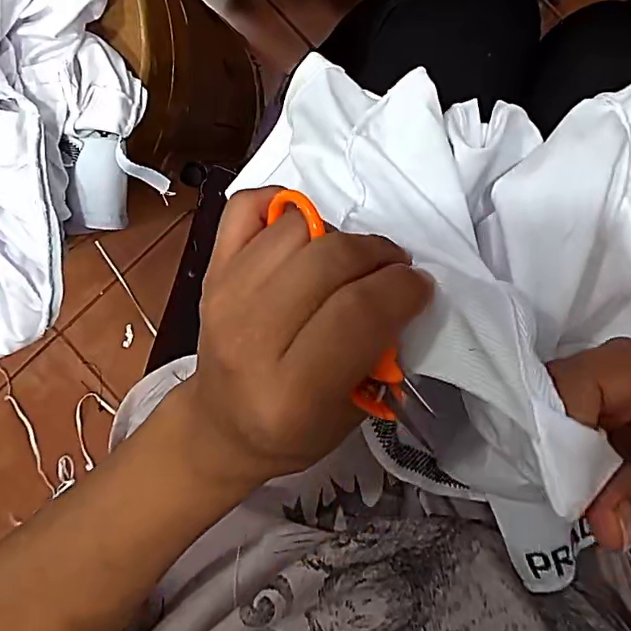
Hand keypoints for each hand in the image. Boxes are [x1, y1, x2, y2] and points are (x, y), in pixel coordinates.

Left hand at [174, 186, 432, 492]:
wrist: (222, 426)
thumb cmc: (298, 426)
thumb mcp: (355, 408)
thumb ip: (384, 346)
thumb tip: (404, 285)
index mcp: (290, 392)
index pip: (358, 311)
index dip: (402, 287)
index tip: (419, 285)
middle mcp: (249, 340)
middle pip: (330, 259)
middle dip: (379, 255)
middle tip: (393, 269)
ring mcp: (224, 297)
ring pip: (297, 226)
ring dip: (341, 233)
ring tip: (353, 258)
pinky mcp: (211, 270)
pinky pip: (247, 207)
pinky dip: (282, 204)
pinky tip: (307, 229)